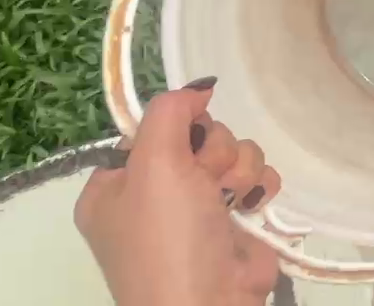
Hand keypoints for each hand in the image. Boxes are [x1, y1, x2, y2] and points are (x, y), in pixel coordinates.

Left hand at [75, 80, 282, 305]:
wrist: (208, 299)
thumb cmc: (168, 234)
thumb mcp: (154, 167)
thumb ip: (170, 115)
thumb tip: (197, 88)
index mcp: (115, 188)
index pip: (154, 129)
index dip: (181, 128)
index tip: (188, 145)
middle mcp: (152, 194)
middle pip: (202, 137)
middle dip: (217, 152)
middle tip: (207, 179)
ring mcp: (194, 206)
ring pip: (234, 152)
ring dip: (241, 168)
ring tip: (232, 196)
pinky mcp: (233, 214)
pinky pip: (256, 175)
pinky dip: (258, 184)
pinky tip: (253, 203)